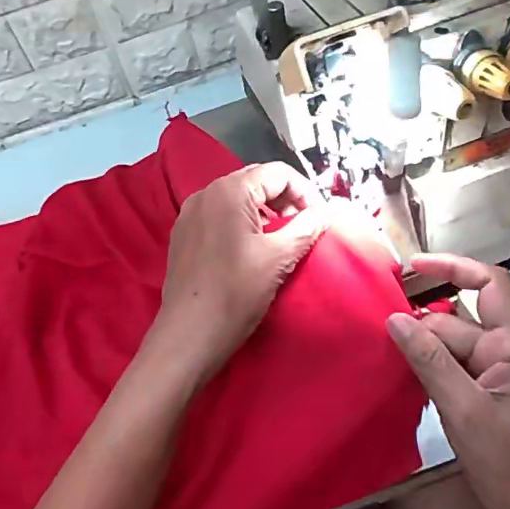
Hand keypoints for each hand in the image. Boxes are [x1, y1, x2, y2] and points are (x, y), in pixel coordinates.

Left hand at [149, 163, 328, 380]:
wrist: (188, 336)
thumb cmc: (236, 294)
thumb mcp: (279, 258)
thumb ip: (307, 227)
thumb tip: (325, 212)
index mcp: (229, 192)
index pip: (277, 172)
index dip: (305, 191)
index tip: (319, 219)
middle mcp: (205, 193)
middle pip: (256, 180)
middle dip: (285, 198)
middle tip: (304, 225)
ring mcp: (190, 214)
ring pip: (237, 197)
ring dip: (265, 210)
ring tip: (282, 237)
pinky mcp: (183, 234)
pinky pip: (219, 214)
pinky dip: (242, 221)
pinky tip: (252, 248)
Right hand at [384, 255, 509, 508]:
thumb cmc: (509, 465)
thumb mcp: (462, 409)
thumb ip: (428, 360)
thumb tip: (394, 319)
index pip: (492, 284)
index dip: (454, 266)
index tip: (413, 266)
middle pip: (464, 319)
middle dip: (426, 326)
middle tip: (384, 337)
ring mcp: (507, 371)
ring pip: (459, 343)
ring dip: (428, 350)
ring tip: (392, 359)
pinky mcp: (497, 390)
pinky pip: (462, 365)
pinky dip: (438, 367)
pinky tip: (412, 376)